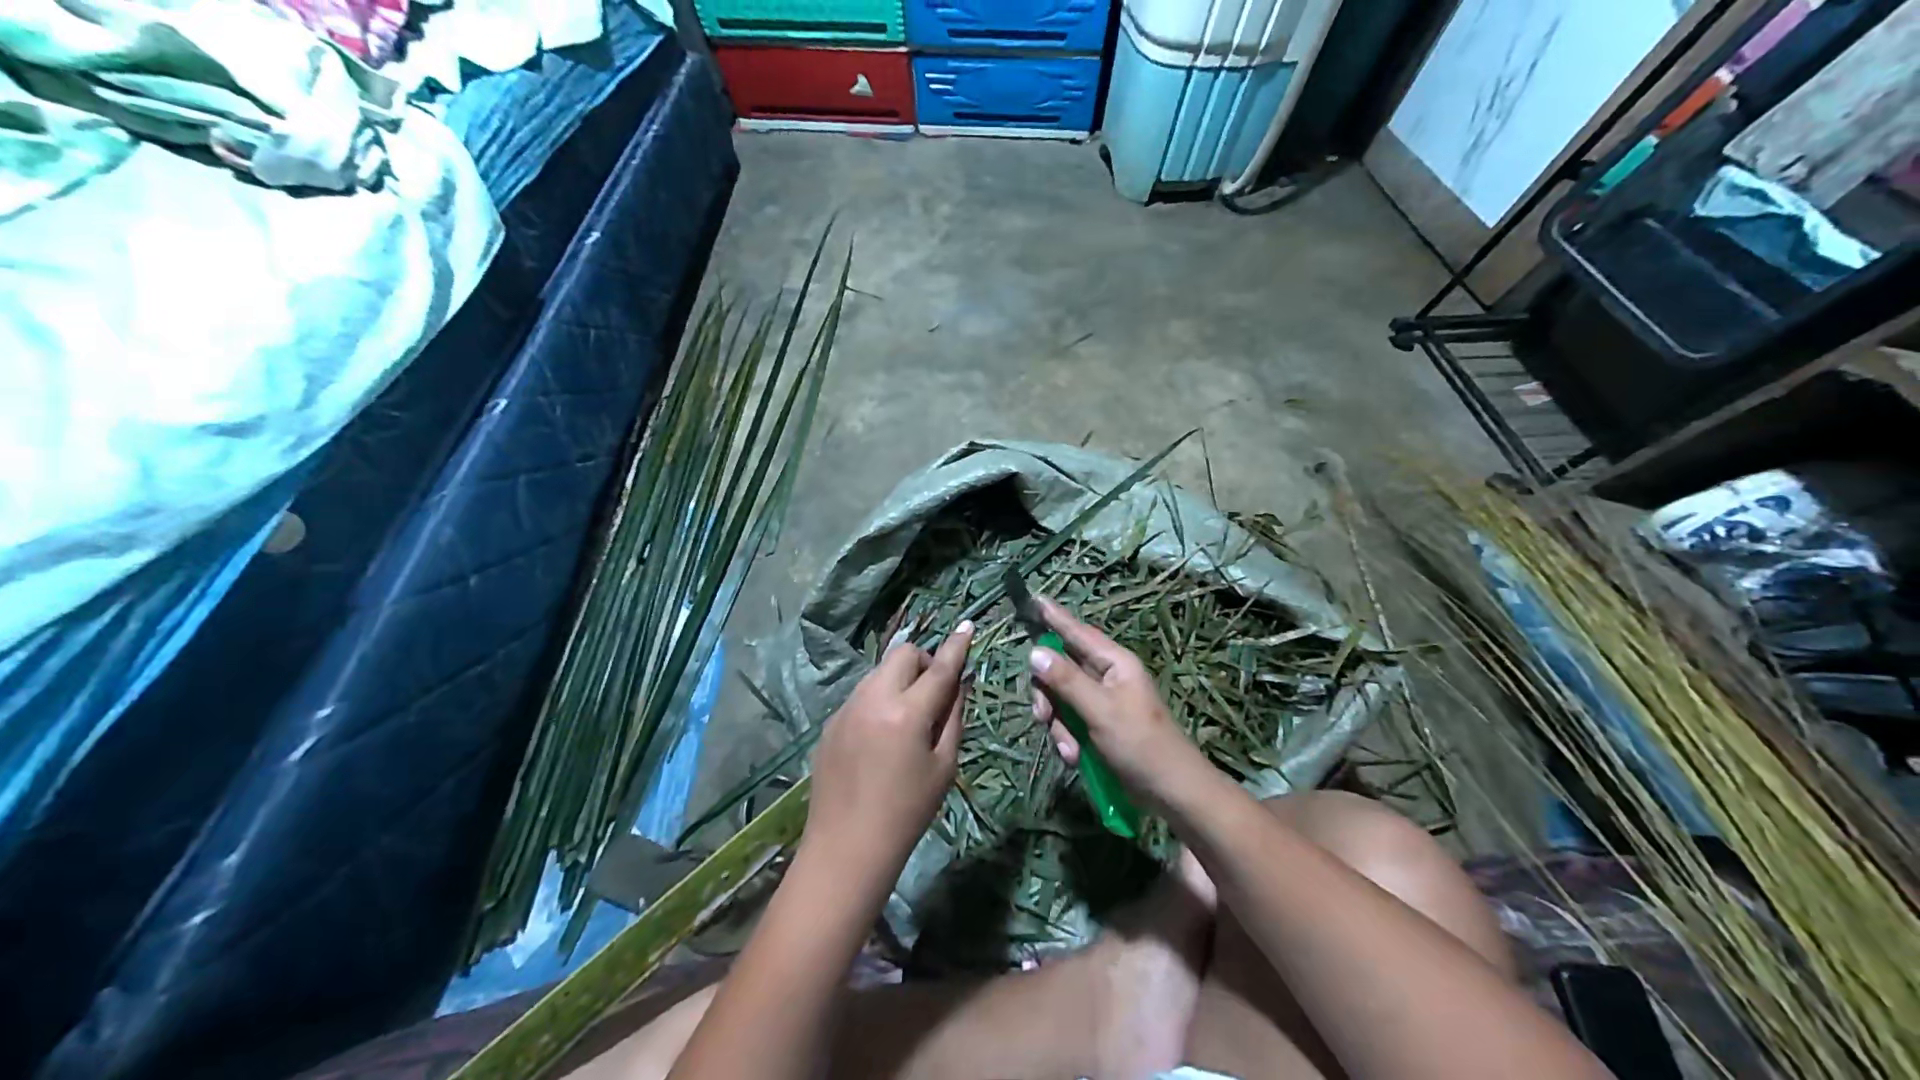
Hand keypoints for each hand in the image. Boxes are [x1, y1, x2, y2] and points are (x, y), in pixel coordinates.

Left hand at [803, 622, 973, 881]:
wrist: (847, 846)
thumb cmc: (908, 812)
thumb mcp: (944, 766)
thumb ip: (953, 717)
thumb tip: (957, 684)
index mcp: (907, 712)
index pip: (939, 667)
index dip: (957, 645)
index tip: (968, 626)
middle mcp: (873, 699)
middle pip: (903, 653)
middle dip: (924, 662)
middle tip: (935, 692)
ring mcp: (847, 708)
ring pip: (879, 671)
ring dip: (900, 679)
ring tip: (908, 717)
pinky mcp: (831, 722)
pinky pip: (862, 694)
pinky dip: (880, 699)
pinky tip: (882, 736)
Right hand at [1028, 598, 1212, 812]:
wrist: (1171, 792)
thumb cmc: (1141, 744)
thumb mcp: (1099, 710)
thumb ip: (1066, 680)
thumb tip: (1034, 651)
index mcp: (1114, 663)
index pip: (1077, 631)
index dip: (1054, 617)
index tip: (1033, 598)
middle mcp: (1106, 676)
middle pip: (1060, 669)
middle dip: (1048, 695)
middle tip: (1042, 717)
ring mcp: (1102, 702)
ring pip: (1061, 699)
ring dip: (1059, 725)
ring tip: (1069, 750)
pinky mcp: (1098, 725)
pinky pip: (1069, 721)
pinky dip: (1067, 738)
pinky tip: (1074, 757)